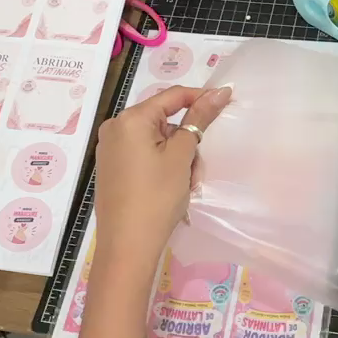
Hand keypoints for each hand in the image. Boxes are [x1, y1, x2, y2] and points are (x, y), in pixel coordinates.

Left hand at [91, 85, 232, 287]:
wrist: (127, 246)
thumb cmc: (157, 196)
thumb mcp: (182, 155)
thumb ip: (199, 119)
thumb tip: (220, 91)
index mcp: (130, 119)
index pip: (172, 96)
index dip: (201, 98)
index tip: (227, 103)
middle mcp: (115, 128)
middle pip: (164, 120)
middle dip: (187, 140)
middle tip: (196, 169)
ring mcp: (110, 150)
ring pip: (157, 140)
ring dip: (178, 157)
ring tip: (185, 185)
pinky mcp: (112, 169)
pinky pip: (144, 155)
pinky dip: (163, 166)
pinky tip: (171, 189)